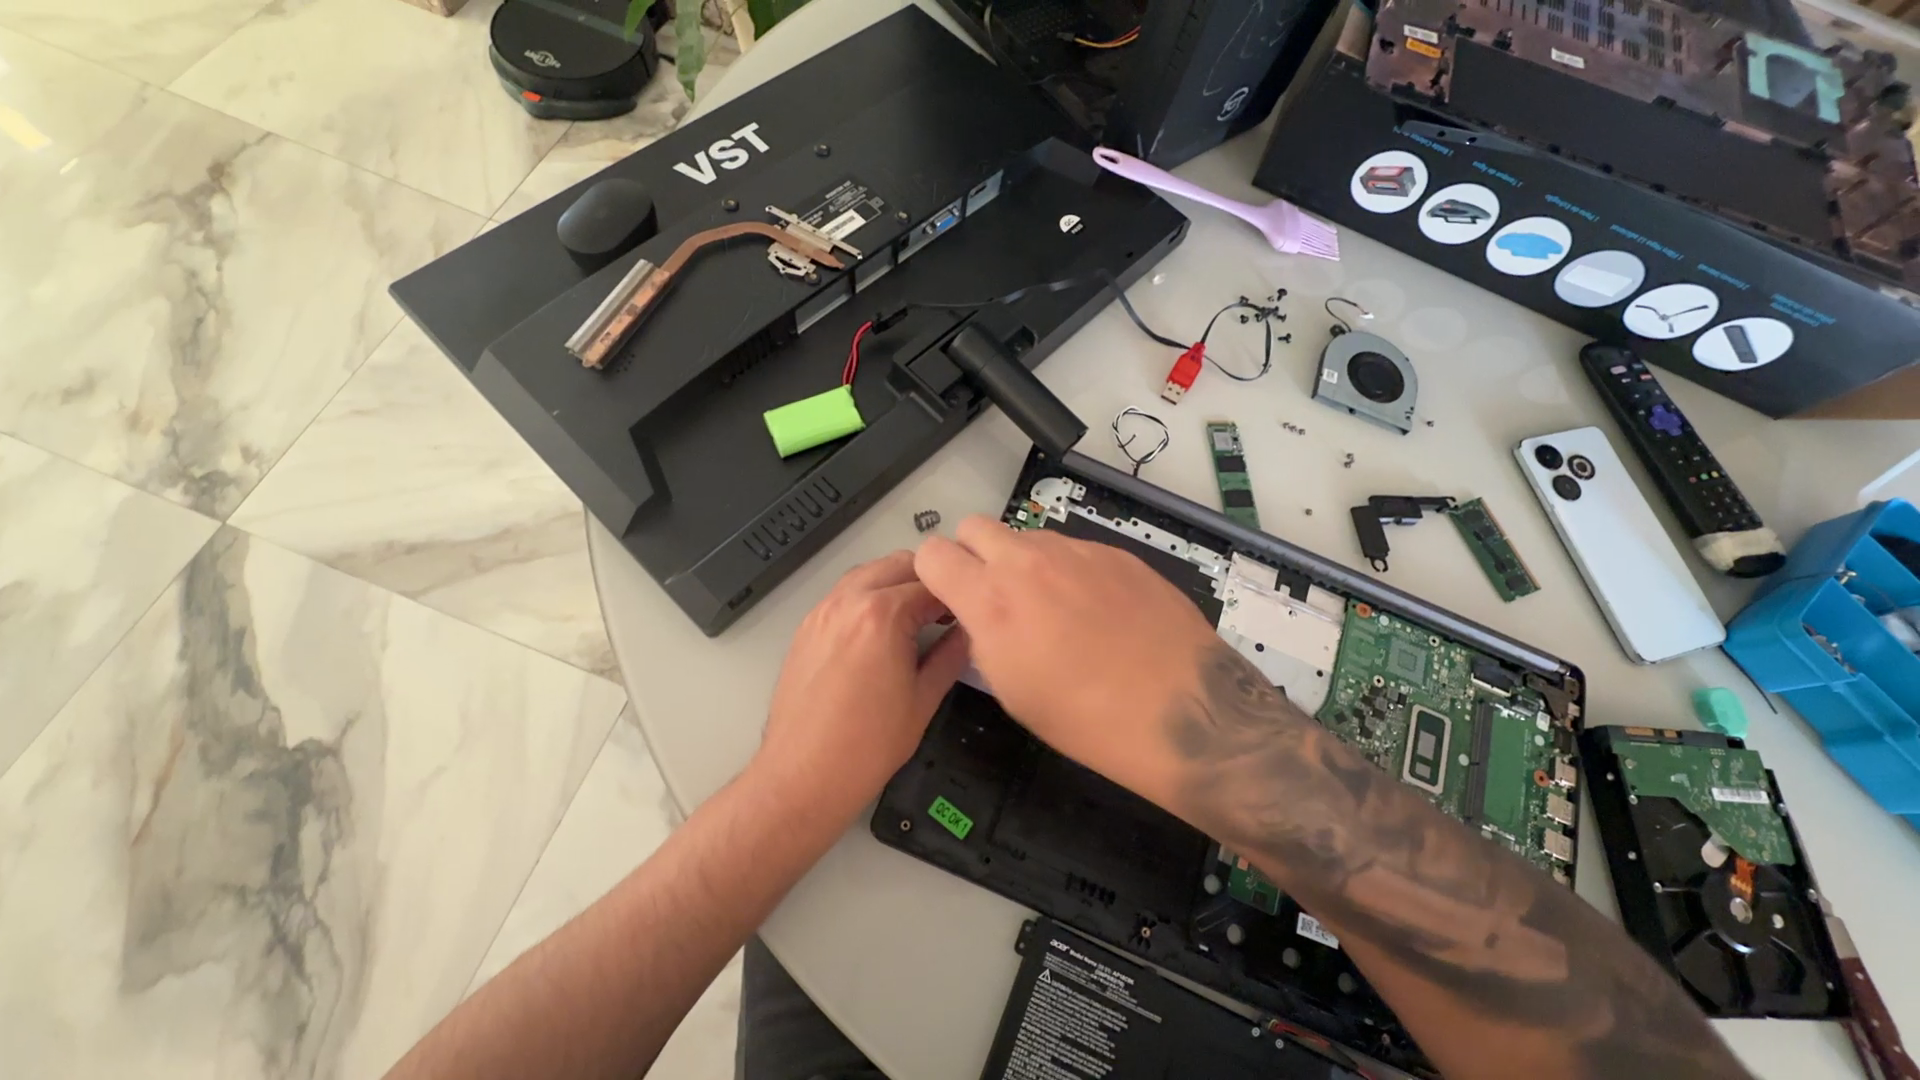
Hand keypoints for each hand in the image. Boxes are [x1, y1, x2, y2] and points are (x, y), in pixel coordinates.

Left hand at [756, 551, 970, 809]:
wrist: (803, 776)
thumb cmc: (865, 747)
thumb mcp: (923, 700)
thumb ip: (951, 656)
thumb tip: (969, 634)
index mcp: (881, 616)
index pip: (932, 583)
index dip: (958, 594)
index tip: (972, 610)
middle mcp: (847, 603)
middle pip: (898, 564)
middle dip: (928, 579)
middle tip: (947, 611)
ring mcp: (822, 613)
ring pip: (868, 574)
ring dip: (896, 583)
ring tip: (917, 618)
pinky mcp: (807, 629)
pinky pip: (843, 595)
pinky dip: (868, 597)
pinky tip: (882, 631)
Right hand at [914, 517, 1220, 811]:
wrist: (1181, 711)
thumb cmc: (1086, 719)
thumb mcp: (1012, 692)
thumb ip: (983, 639)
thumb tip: (982, 620)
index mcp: (992, 600)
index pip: (932, 552)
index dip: (934, 574)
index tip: (950, 597)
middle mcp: (1029, 562)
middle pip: (975, 527)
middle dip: (973, 555)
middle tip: (995, 596)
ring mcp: (1077, 551)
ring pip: (1028, 537)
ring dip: (1024, 563)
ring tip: (1055, 610)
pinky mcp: (1117, 553)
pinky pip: (1074, 550)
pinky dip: (1071, 571)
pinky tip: (1098, 612)